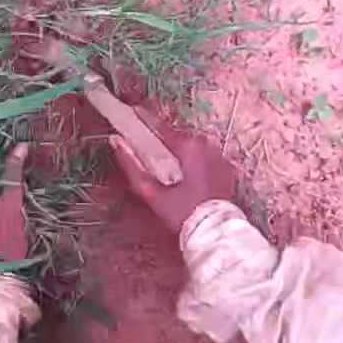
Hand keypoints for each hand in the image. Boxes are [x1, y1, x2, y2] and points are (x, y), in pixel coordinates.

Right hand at [108, 114, 235, 231]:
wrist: (214, 231)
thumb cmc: (181, 212)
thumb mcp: (151, 192)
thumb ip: (131, 165)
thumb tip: (116, 141)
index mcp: (187, 146)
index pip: (160, 127)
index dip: (144, 120)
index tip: (132, 111)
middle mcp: (206, 144)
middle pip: (177, 137)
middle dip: (163, 144)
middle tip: (149, 154)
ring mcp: (219, 155)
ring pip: (192, 147)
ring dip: (179, 153)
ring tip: (168, 169)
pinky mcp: (227, 166)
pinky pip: (205, 157)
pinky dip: (194, 162)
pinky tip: (186, 177)